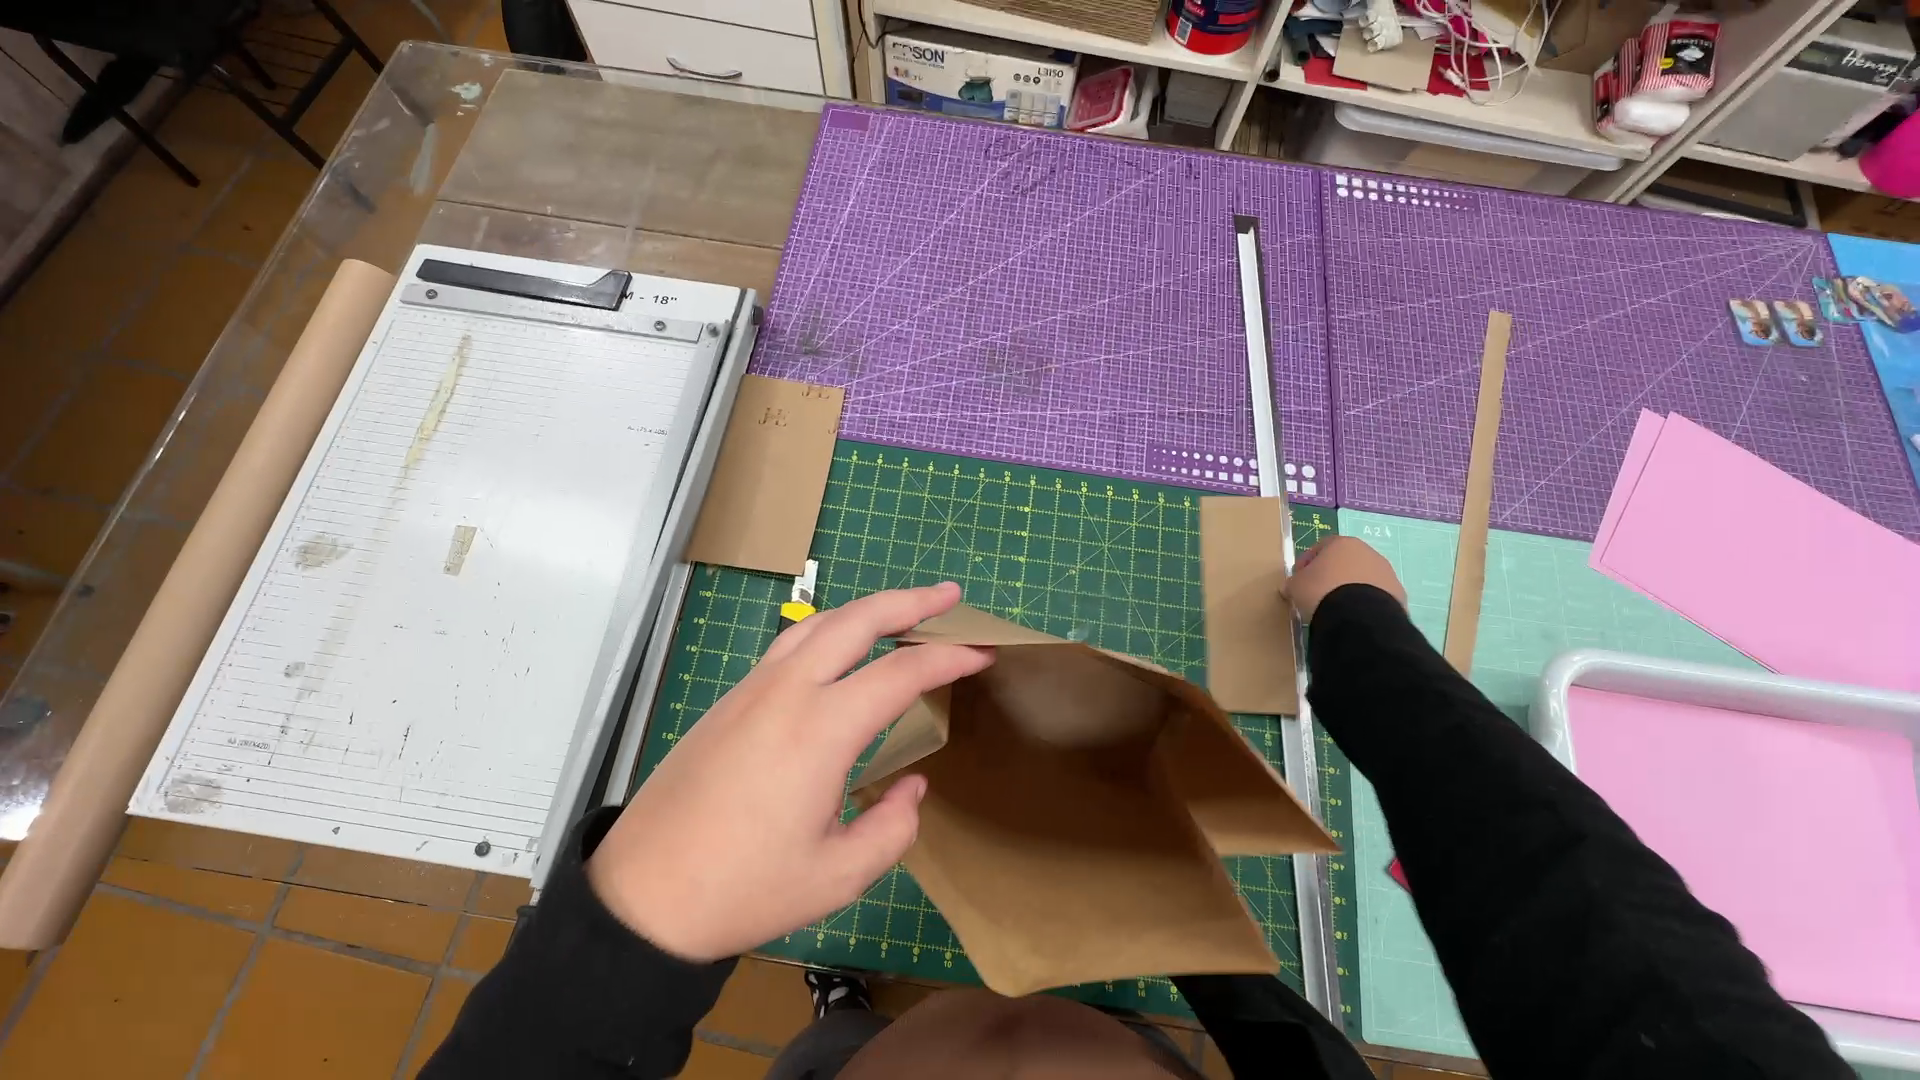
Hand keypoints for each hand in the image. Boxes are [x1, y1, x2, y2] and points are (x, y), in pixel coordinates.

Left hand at [586, 582, 992, 961]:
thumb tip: (911, 786)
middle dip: (909, 601)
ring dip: (866, 609)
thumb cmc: (743, 889)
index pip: (899, 673)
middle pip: (856, 621)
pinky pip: (789, 645)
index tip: (982, 653)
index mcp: (820, 730)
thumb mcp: (837, 876)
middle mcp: (786, 693)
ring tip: (903, 611)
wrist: (642, 895)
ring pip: (817, 624)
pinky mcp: (729, 701)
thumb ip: (892, 828)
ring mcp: (751, 691)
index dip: (947, 658)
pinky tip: (842, 649)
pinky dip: (830, 630)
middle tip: (950, 595)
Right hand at [1282, 536, 1406, 619]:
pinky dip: (1365, 603)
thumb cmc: (1321, 591)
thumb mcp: (1295, 586)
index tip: (1298, 579)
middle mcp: (1368, 552)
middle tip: (1318, 593)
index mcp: (1342, 543)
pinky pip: (1376, 596)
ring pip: (1363, 578)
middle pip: (1345, 561)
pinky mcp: (1398, 594)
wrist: (1359, 617)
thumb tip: (1290, 587)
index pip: (1320, 547)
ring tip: (1337, 608)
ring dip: (1350, 588)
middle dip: (1331, 575)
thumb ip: (1293, 583)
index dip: (1306, 563)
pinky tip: (1354, 616)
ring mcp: (1386, 573)